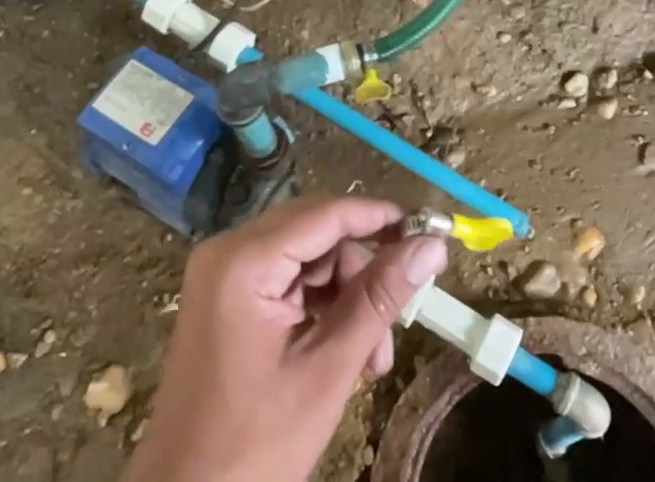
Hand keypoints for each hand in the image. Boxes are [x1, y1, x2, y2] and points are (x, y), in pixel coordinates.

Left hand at [124, 197, 447, 481]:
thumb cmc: (256, 440)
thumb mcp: (328, 368)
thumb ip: (379, 298)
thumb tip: (432, 245)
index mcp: (244, 261)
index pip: (326, 214)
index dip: (381, 217)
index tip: (430, 231)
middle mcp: (228, 252)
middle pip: (317, 233)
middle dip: (363, 270)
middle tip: (401, 313)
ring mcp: (223, 276)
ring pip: (307, 259)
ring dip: (346, 297)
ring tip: (373, 358)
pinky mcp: (226, 299)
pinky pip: (287, 281)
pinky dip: (321, 308)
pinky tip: (346, 351)